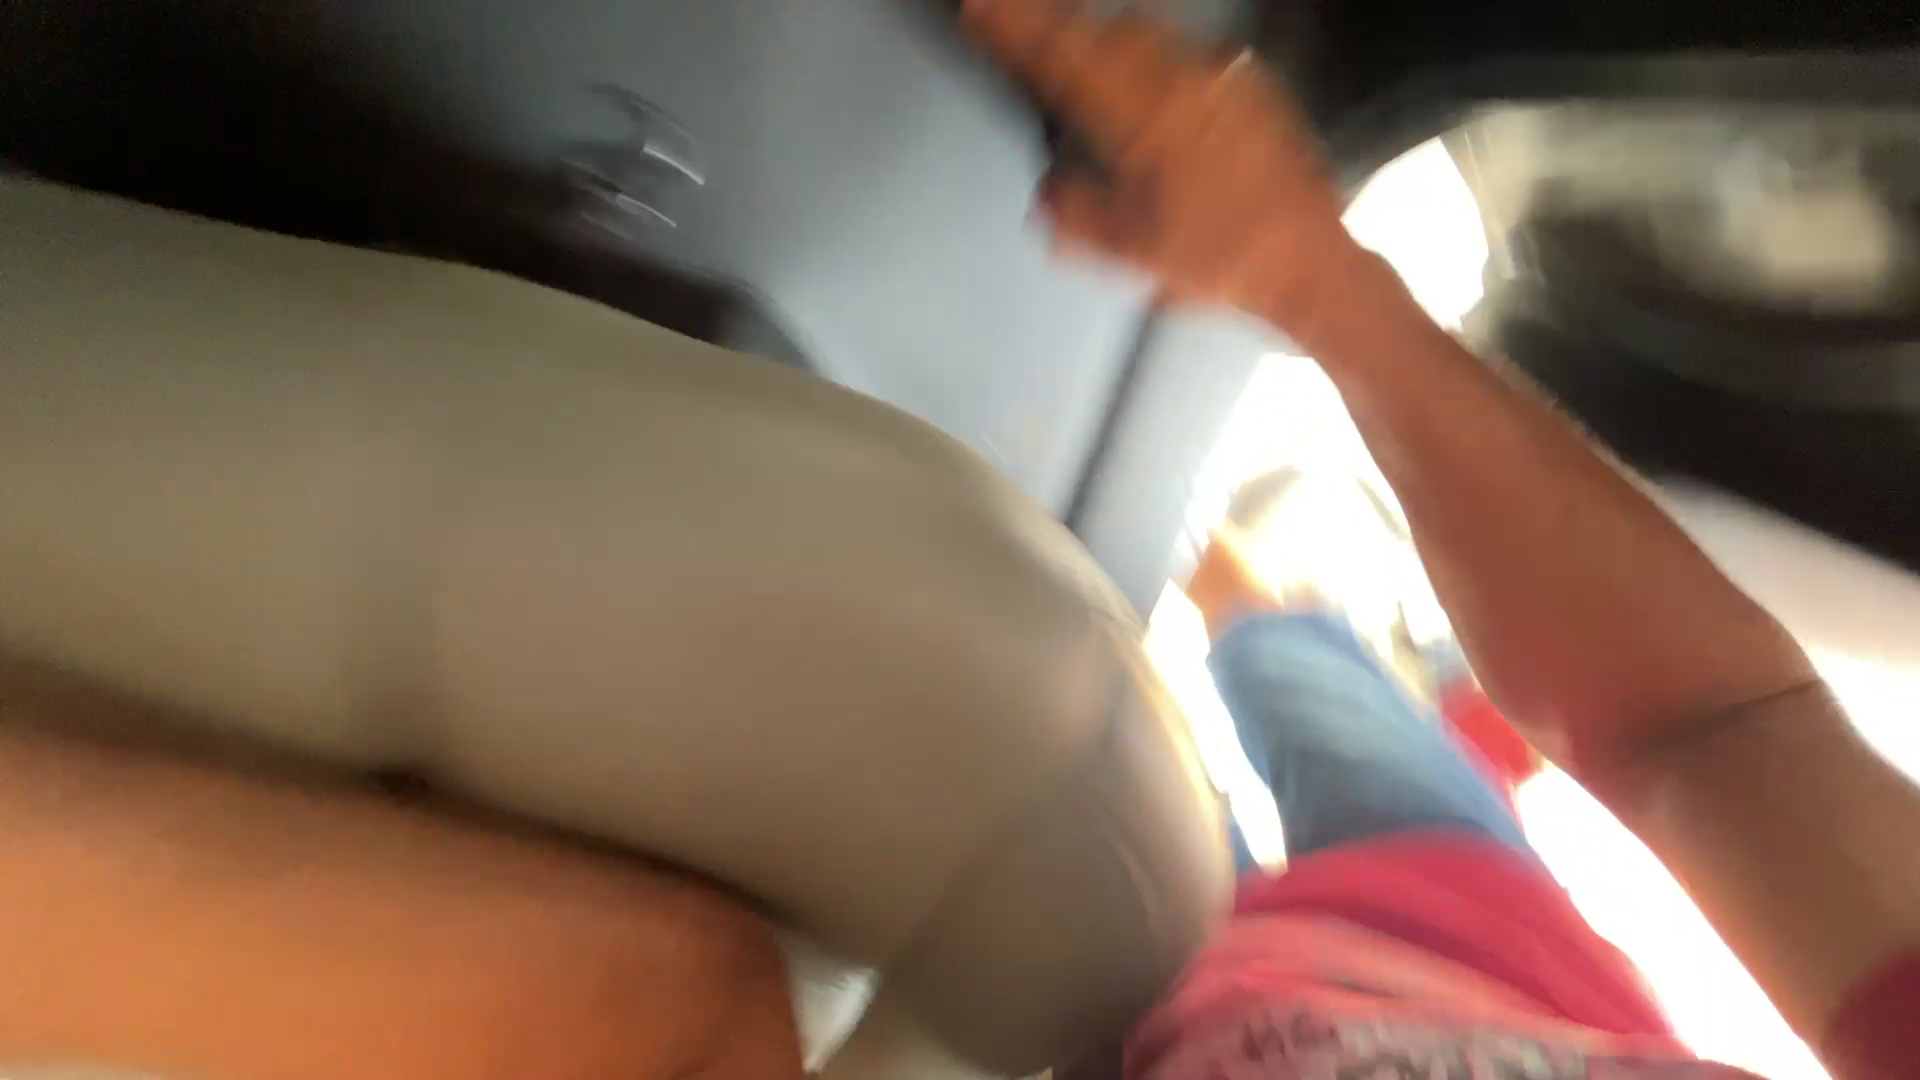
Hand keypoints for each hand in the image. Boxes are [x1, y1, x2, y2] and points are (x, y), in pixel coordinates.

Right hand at [963, 0, 1356, 326]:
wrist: (1306, 263)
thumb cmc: (1229, 263)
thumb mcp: (1134, 255)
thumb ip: (1078, 220)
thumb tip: (1046, 196)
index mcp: (1149, 125)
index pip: (1069, 61)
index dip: (1019, 31)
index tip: (983, 10)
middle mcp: (1188, 88)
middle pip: (1106, 30)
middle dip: (1058, 27)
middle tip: (1022, 28)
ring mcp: (1223, 82)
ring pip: (1147, 34)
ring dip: (1102, 38)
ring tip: (1076, 55)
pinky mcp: (1248, 88)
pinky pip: (1185, 53)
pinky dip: (1149, 58)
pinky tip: (1143, 88)